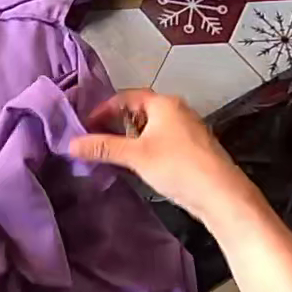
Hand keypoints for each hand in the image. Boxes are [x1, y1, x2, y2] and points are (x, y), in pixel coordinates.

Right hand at [67, 89, 263, 221]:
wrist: (221, 195)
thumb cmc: (178, 166)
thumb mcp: (135, 156)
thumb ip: (102, 148)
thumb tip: (71, 143)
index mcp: (164, 103)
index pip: (126, 97)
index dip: (103, 109)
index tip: (86, 126)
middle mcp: (176, 110)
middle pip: (137, 111)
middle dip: (115, 124)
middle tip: (95, 138)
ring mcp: (186, 130)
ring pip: (149, 127)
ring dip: (129, 138)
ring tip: (111, 153)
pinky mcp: (191, 148)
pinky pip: (160, 140)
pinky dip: (143, 147)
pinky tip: (135, 164)